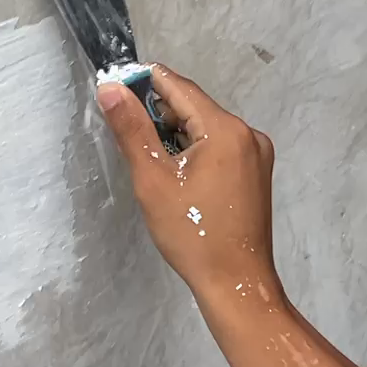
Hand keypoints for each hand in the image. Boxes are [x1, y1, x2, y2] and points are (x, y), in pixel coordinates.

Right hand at [96, 65, 279, 303]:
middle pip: (193, 106)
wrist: (236, 284)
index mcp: (226, 130)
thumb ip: (131, 128)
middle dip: (158, 114)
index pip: (179, 87)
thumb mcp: (152, 178)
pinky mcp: (255, 172)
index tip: (115, 88)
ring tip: (151, 161)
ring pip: (205, 127)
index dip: (144, 83)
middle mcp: (248, 133)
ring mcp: (256, 154)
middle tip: (129, 136)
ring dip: (175, 134)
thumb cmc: (192, 234)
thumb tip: (111, 88)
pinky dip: (194, 149)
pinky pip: (219, 145)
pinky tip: (177, 173)